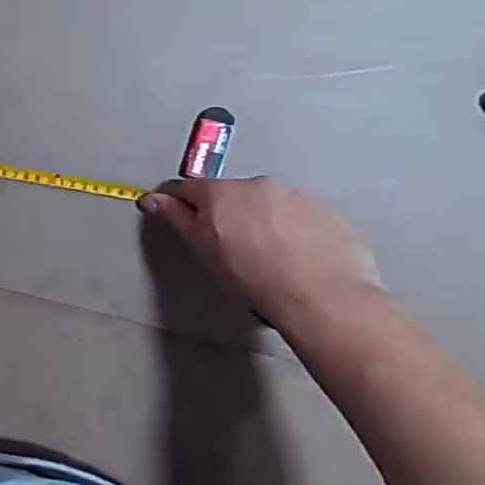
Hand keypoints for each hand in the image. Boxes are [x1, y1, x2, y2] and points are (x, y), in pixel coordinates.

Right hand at [139, 176, 383, 326]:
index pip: (187, 188)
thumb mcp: (201, 247)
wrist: (322, 298)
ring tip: (273, 254)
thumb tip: (154, 200)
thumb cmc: (253, 274)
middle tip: (235, 245)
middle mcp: (257, 185)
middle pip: (233, 194)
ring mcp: (297, 197)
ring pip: (270, 204)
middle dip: (231, 213)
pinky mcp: (330, 214)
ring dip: (266, 220)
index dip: (180, 202)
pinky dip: (298, 231)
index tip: (179, 214)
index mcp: (220, 191)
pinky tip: (300, 256)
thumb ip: (174, 216)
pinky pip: (305, 217)